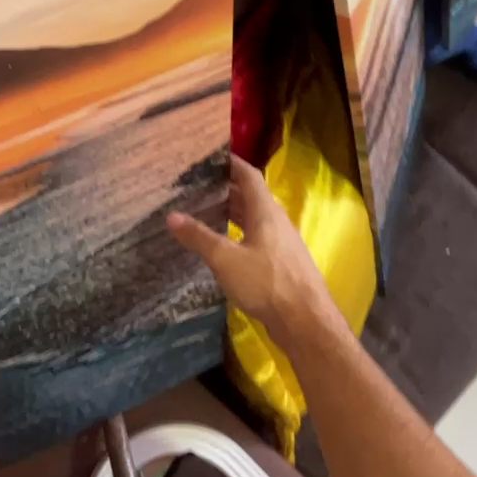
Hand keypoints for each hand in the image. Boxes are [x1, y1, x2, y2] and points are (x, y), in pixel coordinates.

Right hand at [166, 153, 339, 344]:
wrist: (304, 321)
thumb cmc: (266, 283)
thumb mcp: (225, 259)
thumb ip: (199, 237)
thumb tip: (171, 216)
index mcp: (266, 212)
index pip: (249, 176)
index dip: (231, 163)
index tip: (211, 156)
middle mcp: (277, 222)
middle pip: (252, 196)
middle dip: (227, 188)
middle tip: (199, 185)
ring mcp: (282, 243)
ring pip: (255, 218)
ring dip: (233, 212)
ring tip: (206, 210)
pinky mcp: (281, 263)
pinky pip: (257, 237)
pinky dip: (239, 232)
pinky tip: (224, 244)